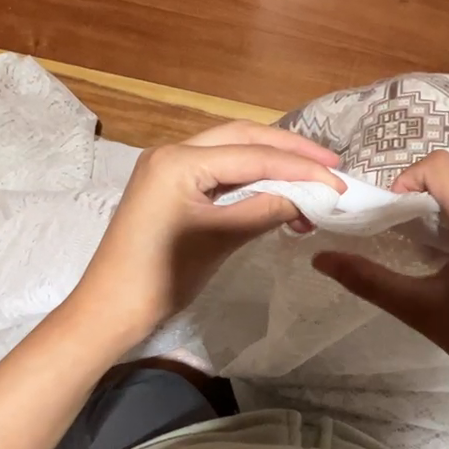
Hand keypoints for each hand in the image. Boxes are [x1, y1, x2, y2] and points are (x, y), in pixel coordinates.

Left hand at [67, 121, 343, 345]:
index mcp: (179, 160)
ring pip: (231, 152)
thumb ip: (266, 209)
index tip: (339, 181)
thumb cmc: (161, 276)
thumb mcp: (220, 240)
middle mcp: (172, 152)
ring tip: (312, 179)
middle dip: (289, 151)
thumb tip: (309, 197)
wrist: (110, 309)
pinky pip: (217, 173)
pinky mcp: (168, 187)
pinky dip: (249, 180)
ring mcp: (167, 168)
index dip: (300, 167)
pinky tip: (277, 192)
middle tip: (332, 165)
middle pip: (243, 138)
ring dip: (271, 164)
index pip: (253, 155)